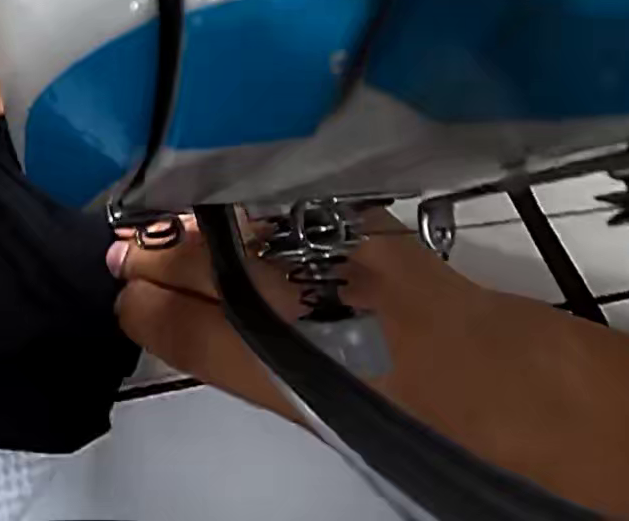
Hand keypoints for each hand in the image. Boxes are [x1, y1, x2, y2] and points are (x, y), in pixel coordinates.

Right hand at [108, 210, 476, 423]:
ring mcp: (338, 251)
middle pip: (208, 270)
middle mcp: (315, 305)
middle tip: (118, 252)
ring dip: (186, 227)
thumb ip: (259, 368)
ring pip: (238, 230)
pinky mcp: (361, 219)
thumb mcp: (326, 416)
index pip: (198, 336)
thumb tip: (201, 325)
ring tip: (151, 226)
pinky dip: (241, 205)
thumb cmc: (419, 425)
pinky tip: (217, 203)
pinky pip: (280, 204)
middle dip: (154, 259)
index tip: (123, 301)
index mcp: (301, 373)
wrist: (510, 379)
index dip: (150, 314)